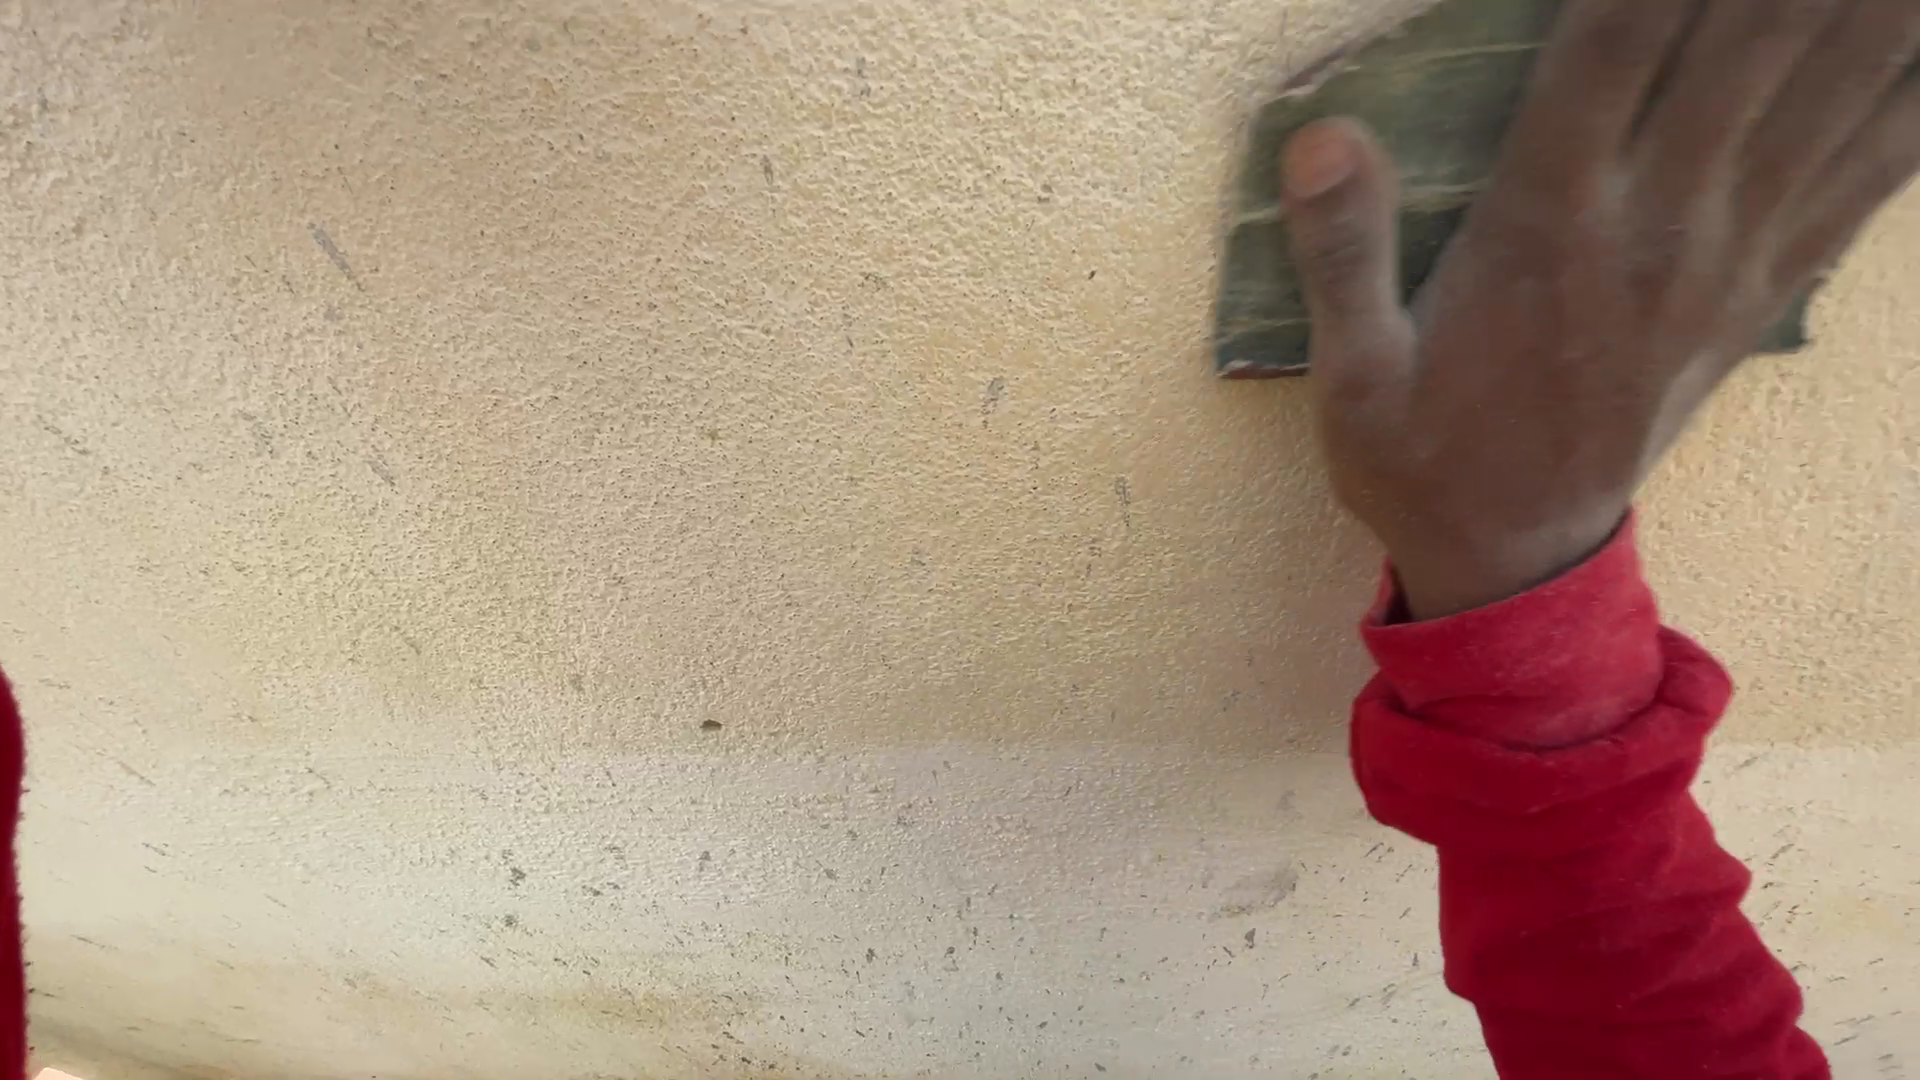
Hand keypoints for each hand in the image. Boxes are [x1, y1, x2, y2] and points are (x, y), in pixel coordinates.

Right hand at [1282, 0, 1919, 618]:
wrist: (1511, 551)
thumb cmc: (1417, 462)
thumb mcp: (1350, 378)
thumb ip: (1342, 256)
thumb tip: (1320, 136)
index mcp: (1543, 228)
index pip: (1617, 35)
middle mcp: (1655, 218)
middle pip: (1759, 21)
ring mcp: (1726, 252)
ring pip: (1850, 68)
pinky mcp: (1761, 291)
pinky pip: (1885, 160)